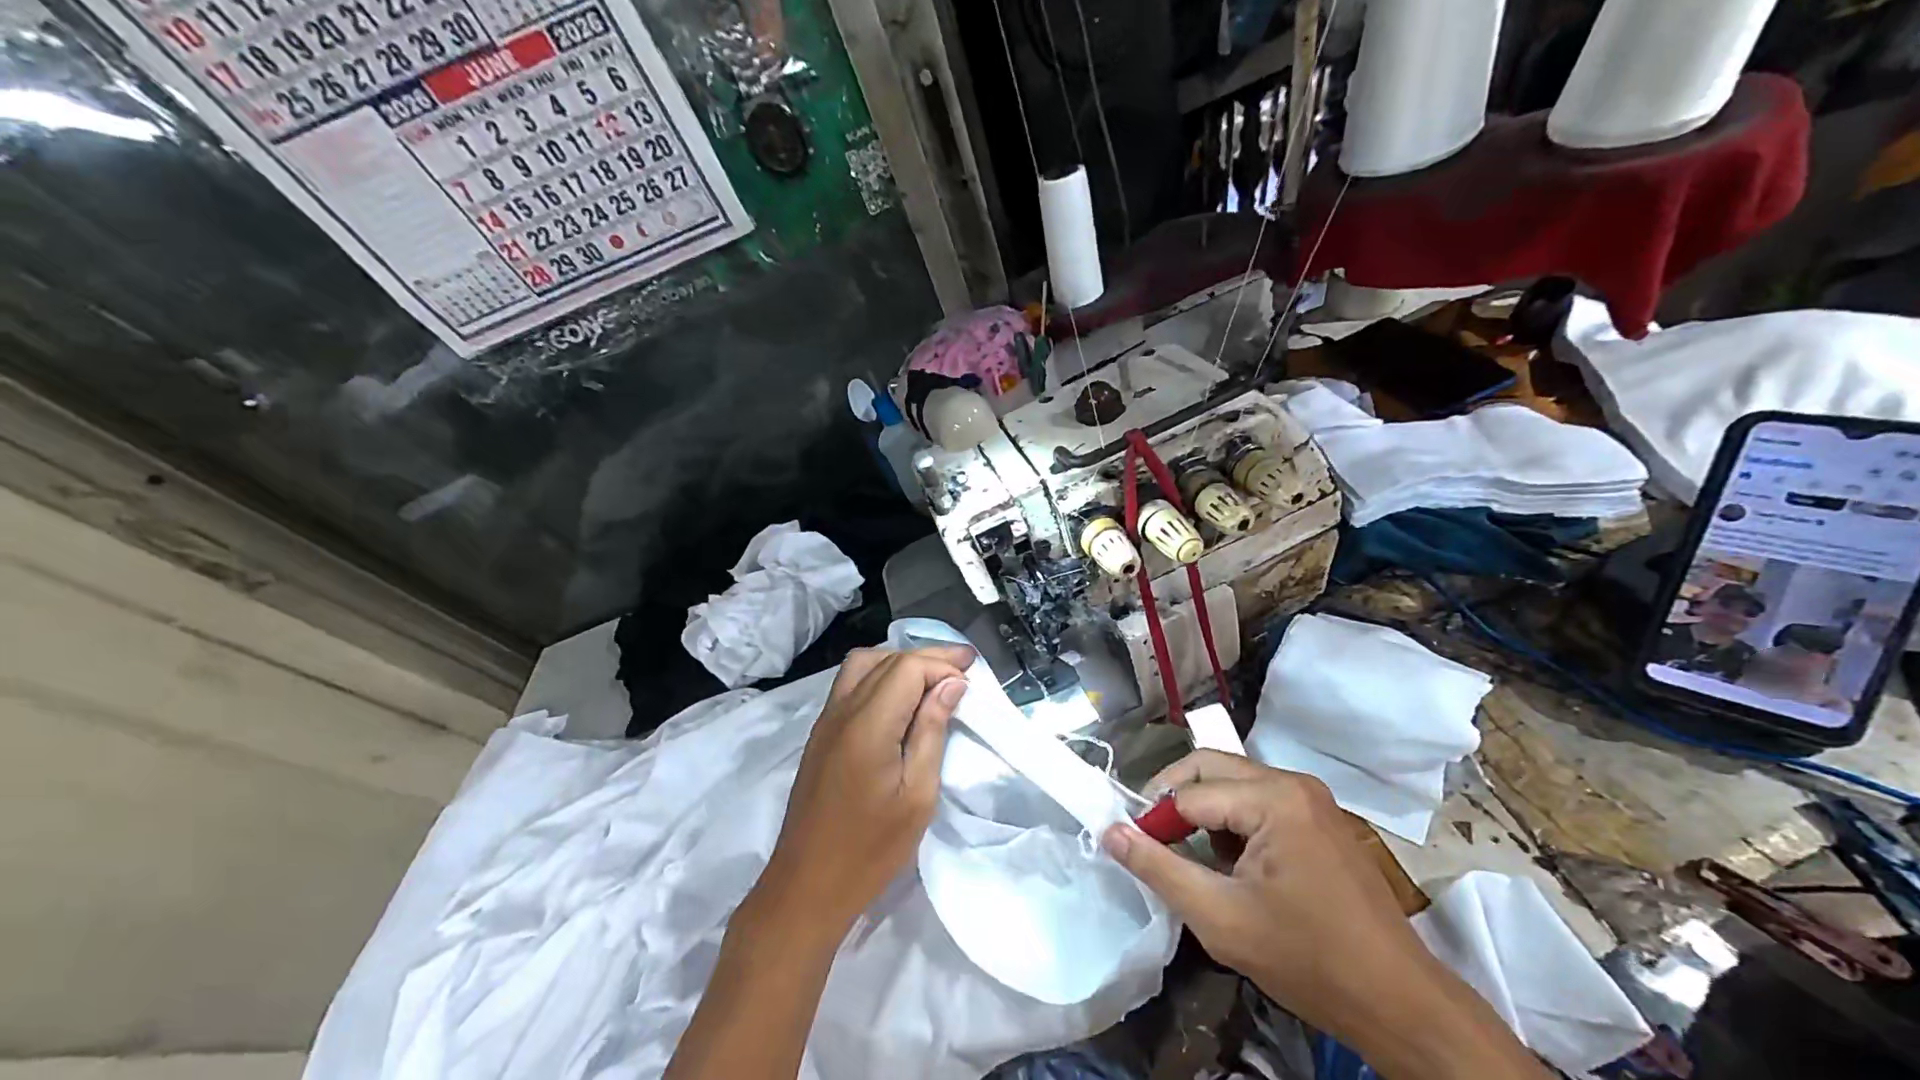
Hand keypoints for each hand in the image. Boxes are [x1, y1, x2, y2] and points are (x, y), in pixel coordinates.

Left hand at [757, 645, 973, 929]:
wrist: (807, 885)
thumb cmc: (871, 849)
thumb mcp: (917, 795)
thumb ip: (931, 731)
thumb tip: (951, 685)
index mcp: (867, 724)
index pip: (907, 667)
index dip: (941, 665)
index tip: (971, 680)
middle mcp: (841, 710)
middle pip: (886, 660)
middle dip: (927, 658)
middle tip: (964, 668)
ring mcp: (826, 720)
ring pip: (863, 665)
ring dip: (900, 663)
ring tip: (934, 678)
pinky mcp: (821, 734)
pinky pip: (850, 684)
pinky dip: (880, 677)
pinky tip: (902, 698)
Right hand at [1103, 751, 1548, 1079]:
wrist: (1398, 1002)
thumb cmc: (1307, 959)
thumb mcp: (1219, 917)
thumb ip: (1158, 868)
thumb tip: (1109, 831)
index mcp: (1274, 798)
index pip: (1189, 792)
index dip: (1153, 820)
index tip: (1133, 851)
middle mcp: (1293, 783)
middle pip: (1209, 768)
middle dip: (1173, 800)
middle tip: (1150, 840)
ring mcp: (1311, 799)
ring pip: (1232, 783)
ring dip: (1202, 810)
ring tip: (1188, 858)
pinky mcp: (1319, 819)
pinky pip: (1258, 801)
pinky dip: (1231, 822)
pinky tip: (1228, 865)